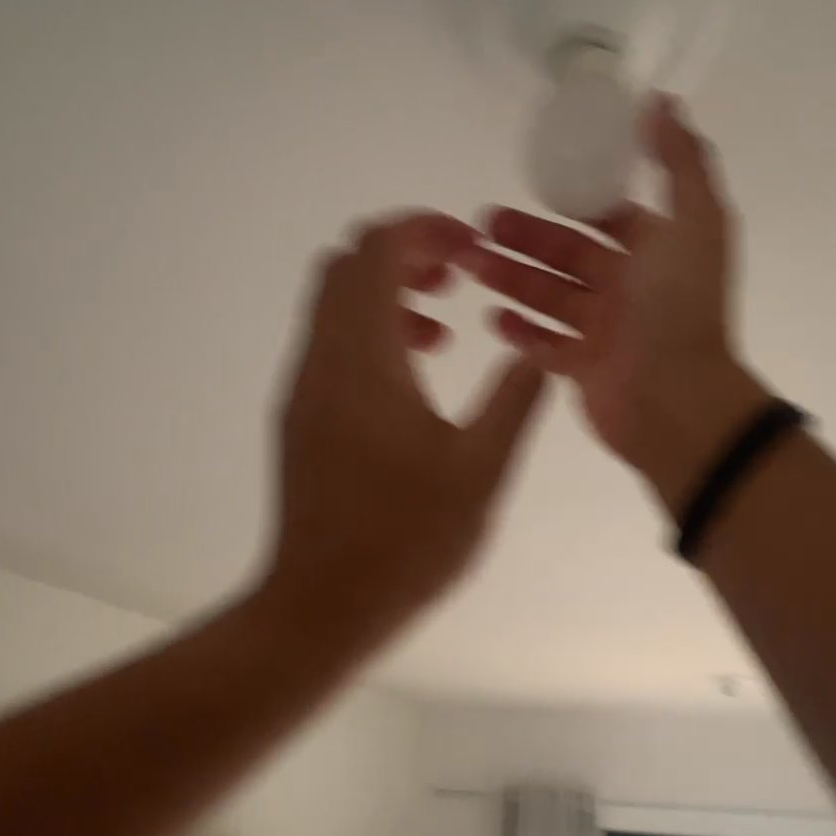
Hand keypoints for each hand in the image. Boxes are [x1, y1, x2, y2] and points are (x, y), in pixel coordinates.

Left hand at [264, 212, 547, 639]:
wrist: (322, 606)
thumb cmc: (407, 542)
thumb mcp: (480, 473)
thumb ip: (513, 403)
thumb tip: (537, 352)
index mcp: (364, 361)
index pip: (377, 250)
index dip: (425, 230)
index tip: (471, 248)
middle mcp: (320, 362)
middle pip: (346, 266)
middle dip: (404, 254)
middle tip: (457, 279)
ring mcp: (301, 391)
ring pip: (332, 306)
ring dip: (385, 296)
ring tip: (440, 332)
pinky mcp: (298, 420)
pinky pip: (327, 346)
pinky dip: (367, 335)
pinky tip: (410, 383)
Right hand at [464, 96, 768, 510]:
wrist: (676, 399)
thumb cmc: (679, 308)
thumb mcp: (694, 221)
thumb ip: (680, 161)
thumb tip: (660, 102)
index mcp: (657, 254)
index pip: (612, 219)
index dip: (576, 201)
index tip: (534, 187)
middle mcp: (632, 291)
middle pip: (572, 257)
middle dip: (528, 240)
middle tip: (481, 226)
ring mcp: (607, 334)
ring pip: (553, 298)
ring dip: (514, 281)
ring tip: (471, 267)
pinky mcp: (586, 372)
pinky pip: (548, 347)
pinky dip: (522, 333)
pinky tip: (493, 319)